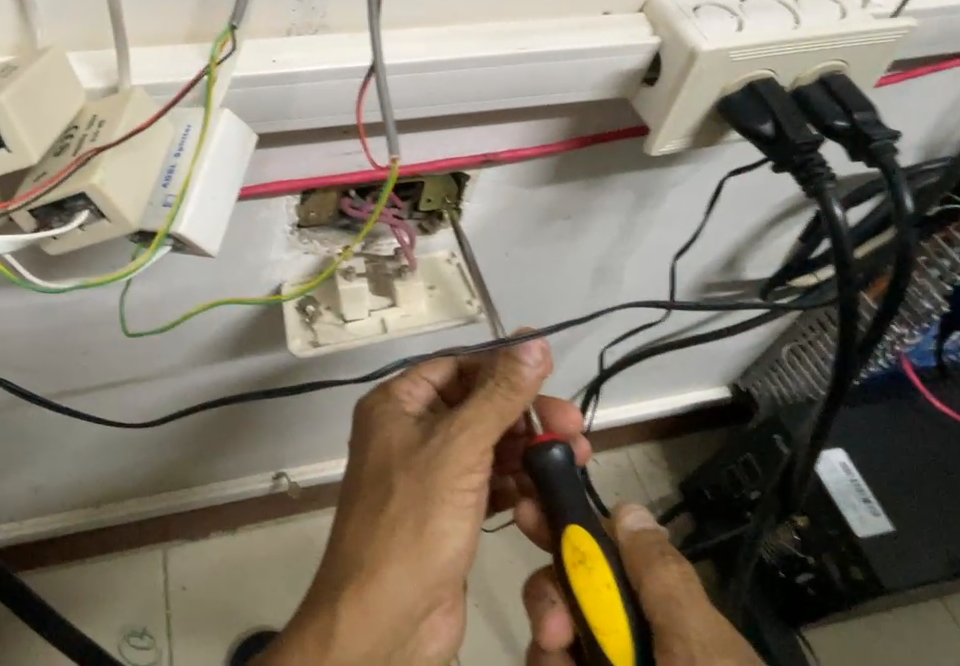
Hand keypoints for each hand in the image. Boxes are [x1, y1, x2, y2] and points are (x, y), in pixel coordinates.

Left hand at [262, 338, 589, 665]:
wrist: (384, 618)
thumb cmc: (414, 521)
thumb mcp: (459, 447)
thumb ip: (500, 394)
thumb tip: (534, 340)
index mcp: (397, 405)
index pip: (456, 365)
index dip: (501, 365)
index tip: (550, 368)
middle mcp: (409, 432)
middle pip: (477, 405)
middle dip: (525, 413)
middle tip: (572, 426)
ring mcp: (430, 476)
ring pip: (488, 446)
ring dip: (529, 450)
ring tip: (575, 458)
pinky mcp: (449, 513)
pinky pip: (489, 484)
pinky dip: (516, 485)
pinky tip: (544, 494)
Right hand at [517, 502, 762, 665]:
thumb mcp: (701, 651)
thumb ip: (662, 579)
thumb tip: (627, 507)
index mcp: (672, 622)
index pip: (614, 555)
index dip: (571, 529)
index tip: (528, 512)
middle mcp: (638, 646)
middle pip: (573, 593)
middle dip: (551, 600)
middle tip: (553, 633)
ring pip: (553, 641)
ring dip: (547, 652)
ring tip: (561, 665)